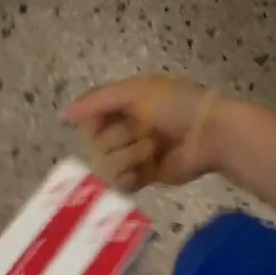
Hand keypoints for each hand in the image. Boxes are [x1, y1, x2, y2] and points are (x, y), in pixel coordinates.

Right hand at [64, 75, 227, 192]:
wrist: (212, 133)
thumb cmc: (175, 106)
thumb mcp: (135, 92)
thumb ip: (97, 101)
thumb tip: (63, 114)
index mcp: (129, 101)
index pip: (94, 113)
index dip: (93, 120)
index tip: (97, 124)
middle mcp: (131, 125)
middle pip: (101, 140)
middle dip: (118, 137)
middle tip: (141, 132)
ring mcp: (139, 152)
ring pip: (110, 161)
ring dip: (127, 155)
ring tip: (151, 149)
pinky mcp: (149, 175)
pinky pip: (123, 182)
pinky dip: (126, 179)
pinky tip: (136, 175)